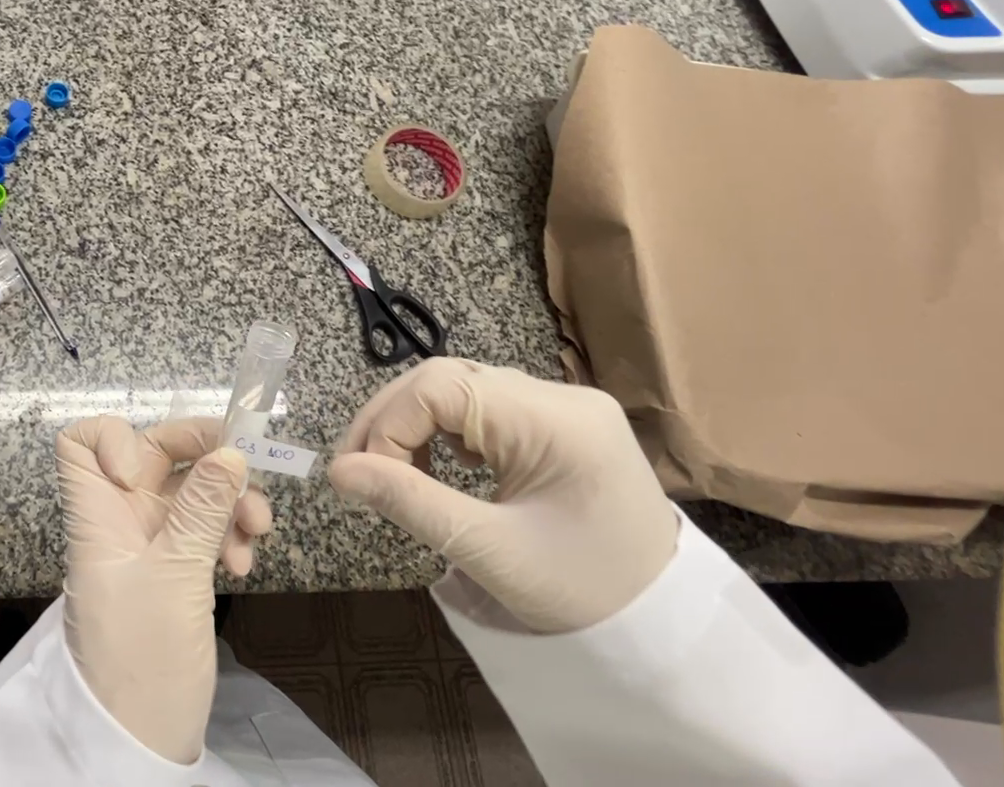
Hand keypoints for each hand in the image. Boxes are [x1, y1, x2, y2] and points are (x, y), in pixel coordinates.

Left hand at [57, 415, 273, 763]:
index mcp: (97, 512)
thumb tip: (230, 452)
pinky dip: (226, 532)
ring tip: (254, 536)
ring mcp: (149, 540)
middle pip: (155, 454)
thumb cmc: (143, 658)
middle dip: (203, 458)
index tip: (150, 468)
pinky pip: (203, 524)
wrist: (143, 742)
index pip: (82, 442)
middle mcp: (120, 517)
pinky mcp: (175, 565)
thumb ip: (202, 510)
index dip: (115, 437)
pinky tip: (242, 563)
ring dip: (227, 500)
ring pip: (189, 489)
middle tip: (244, 469)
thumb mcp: (175, 577)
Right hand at [329, 358, 676, 632]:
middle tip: (356, 470)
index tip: (364, 480)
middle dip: (391, 419)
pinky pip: (483, 406)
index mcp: (554, 420)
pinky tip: (440, 465)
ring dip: (414, 422)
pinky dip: (445, 430)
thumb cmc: (584, 594)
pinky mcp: (559, 424)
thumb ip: (410, 502)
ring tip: (393, 472)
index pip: (439, 388)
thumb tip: (338, 471)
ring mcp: (563, 407)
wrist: (665, 626)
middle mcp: (560, 396)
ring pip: (460, 387)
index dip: (388, 425)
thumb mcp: (490, 551)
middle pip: (446, 378)